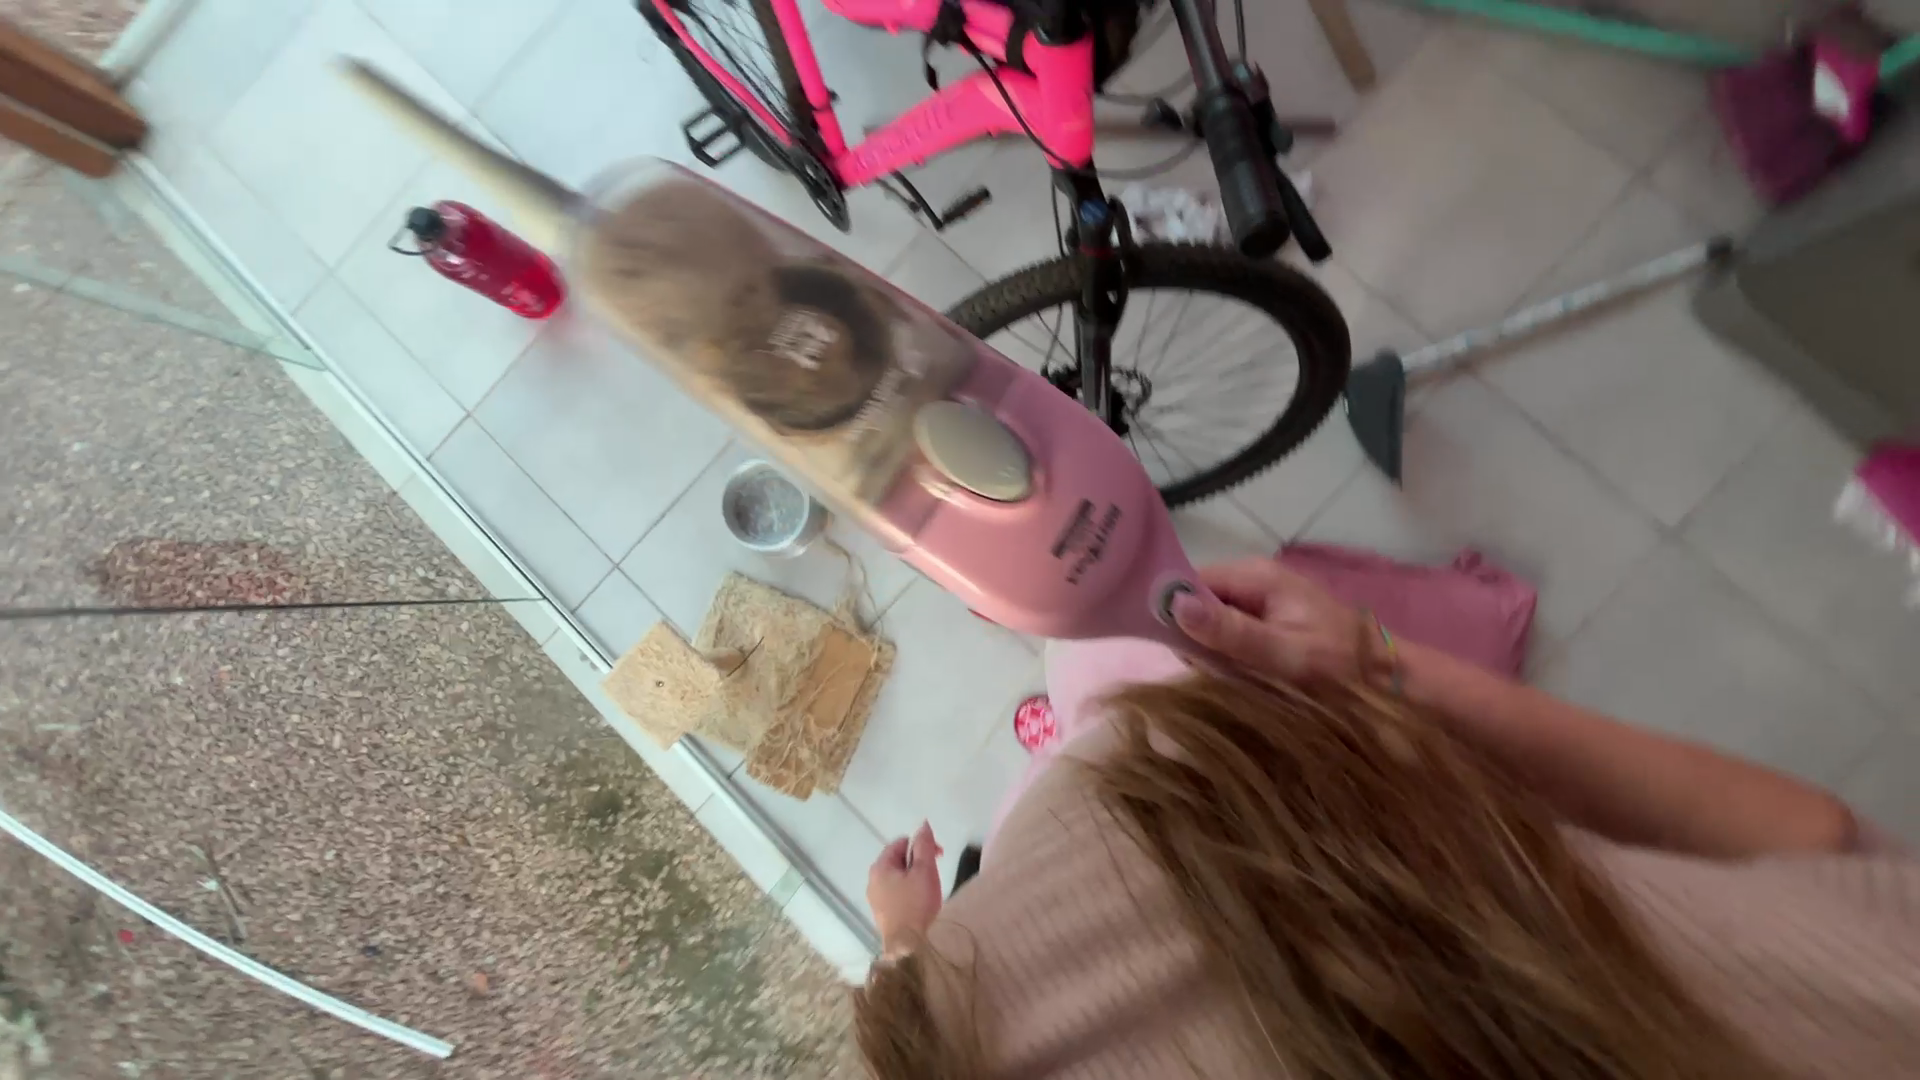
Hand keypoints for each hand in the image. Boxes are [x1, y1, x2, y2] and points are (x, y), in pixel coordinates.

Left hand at [867, 822, 943, 956]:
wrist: (909, 949)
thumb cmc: (917, 905)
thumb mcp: (924, 870)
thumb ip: (924, 845)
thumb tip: (923, 824)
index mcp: (880, 867)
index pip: (900, 842)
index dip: (921, 845)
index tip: (939, 856)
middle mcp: (872, 881)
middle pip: (898, 860)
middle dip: (919, 862)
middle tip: (936, 873)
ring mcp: (876, 900)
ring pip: (899, 878)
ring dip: (915, 877)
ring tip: (930, 889)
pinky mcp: (883, 915)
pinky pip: (897, 894)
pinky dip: (910, 892)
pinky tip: (921, 903)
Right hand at [1171, 558, 1370, 683]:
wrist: (1387, 676)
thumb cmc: (1338, 665)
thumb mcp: (1282, 652)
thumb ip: (1229, 630)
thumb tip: (1175, 604)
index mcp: (1255, 574)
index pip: (1191, 582)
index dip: (1176, 612)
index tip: (1179, 649)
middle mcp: (1254, 575)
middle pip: (1198, 598)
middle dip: (1196, 633)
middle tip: (1213, 668)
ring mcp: (1261, 593)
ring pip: (1211, 614)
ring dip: (1212, 644)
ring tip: (1231, 671)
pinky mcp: (1266, 612)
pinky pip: (1229, 624)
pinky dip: (1227, 647)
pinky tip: (1240, 668)